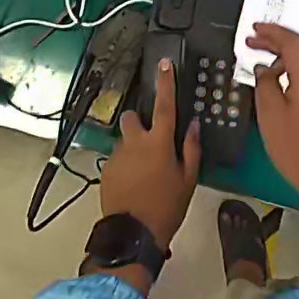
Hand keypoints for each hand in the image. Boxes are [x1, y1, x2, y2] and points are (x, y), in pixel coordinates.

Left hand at [102, 58, 201, 252]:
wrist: (133, 234)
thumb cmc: (167, 206)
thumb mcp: (188, 179)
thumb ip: (191, 148)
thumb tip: (192, 125)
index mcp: (158, 142)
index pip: (164, 105)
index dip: (166, 82)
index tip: (164, 64)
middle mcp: (134, 142)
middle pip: (132, 117)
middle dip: (138, 122)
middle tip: (150, 140)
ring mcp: (117, 155)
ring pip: (124, 140)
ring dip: (133, 147)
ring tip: (144, 172)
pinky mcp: (105, 169)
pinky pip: (117, 158)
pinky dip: (125, 164)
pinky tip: (133, 184)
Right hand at [247, 23, 298, 207]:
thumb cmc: (297, 150)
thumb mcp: (270, 114)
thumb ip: (264, 83)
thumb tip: (263, 69)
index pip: (292, 42)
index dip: (271, 32)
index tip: (253, 30)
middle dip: (277, 42)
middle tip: (253, 42)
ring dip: (286, 57)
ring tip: (262, 64)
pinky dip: (295, 71)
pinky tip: (280, 82)